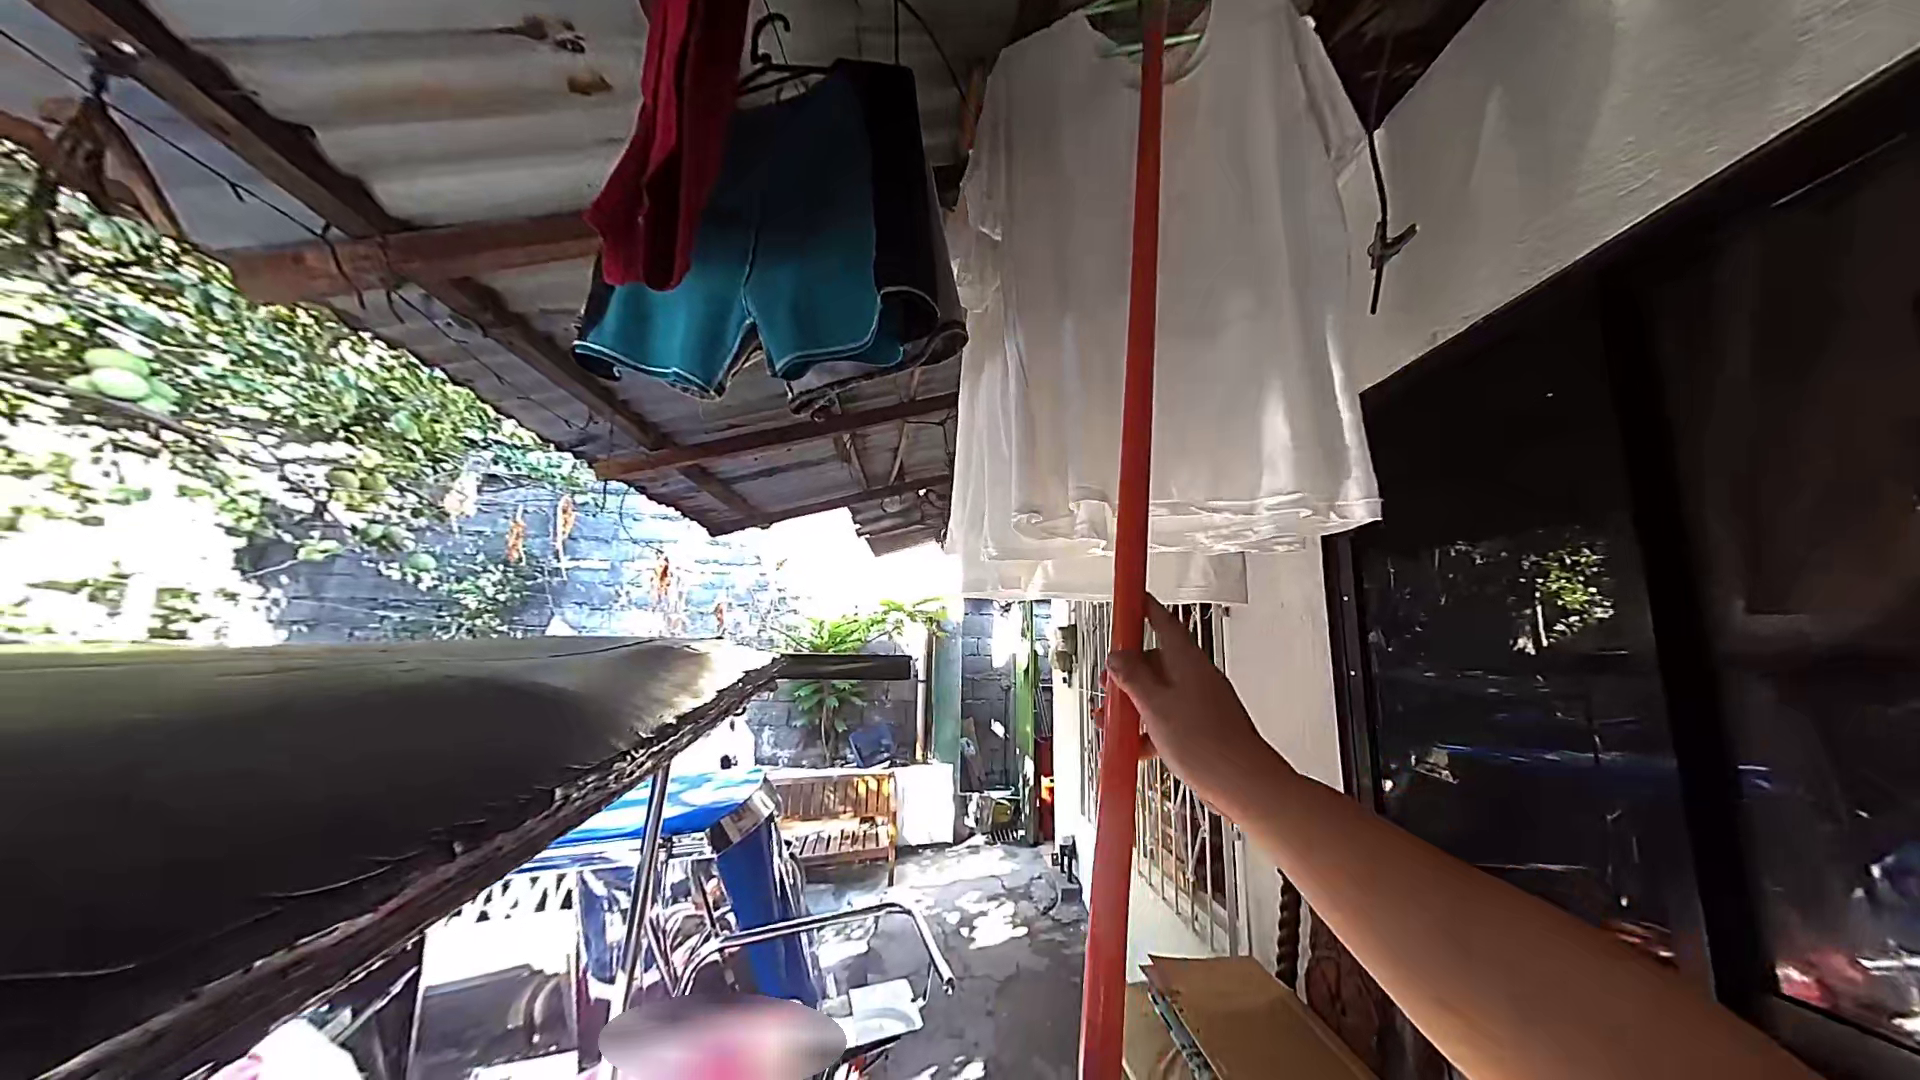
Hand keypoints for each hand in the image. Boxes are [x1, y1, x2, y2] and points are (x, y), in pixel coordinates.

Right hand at [1106, 595, 1292, 814]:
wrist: (1245, 785)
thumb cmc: (1208, 744)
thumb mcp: (1155, 706)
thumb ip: (1132, 678)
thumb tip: (1117, 658)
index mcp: (1186, 661)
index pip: (1163, 621)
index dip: (1145, 608)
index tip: (1131, 599)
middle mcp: (1195, 676)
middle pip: (1154, 661)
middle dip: (1126, 674)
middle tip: (1109, 687)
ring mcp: (1200, 701)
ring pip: (1159, 692)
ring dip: (1134, 705)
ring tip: (1115, 723)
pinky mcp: (1202, 725)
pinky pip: (1169, 715)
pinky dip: (1149, 726)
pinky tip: (1137, 746)